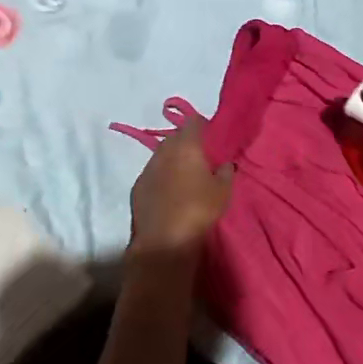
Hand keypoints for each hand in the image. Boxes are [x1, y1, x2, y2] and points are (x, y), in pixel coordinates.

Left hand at [129, 118, 233, 256]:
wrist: (164, 241)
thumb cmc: (199, 210)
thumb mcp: (223, 192)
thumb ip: (225, 172)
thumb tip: (225, 164)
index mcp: (186, 147)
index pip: (193, 122)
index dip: (203, 126)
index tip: (211, 136)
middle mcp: (163, 152)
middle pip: (175, 138)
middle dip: (186, 143)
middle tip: (200, 157)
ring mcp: (147, 169)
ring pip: (161, 156)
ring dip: (172, 160)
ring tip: (185, 177)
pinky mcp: (137, 187)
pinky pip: (152, 174)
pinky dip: (161, 177)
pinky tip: (169, 193)